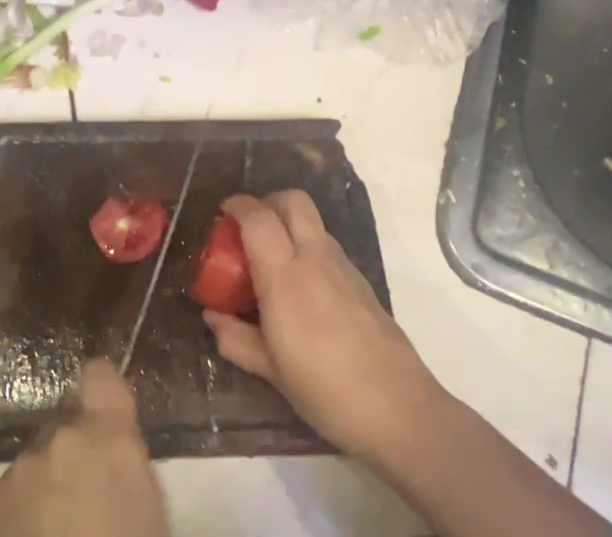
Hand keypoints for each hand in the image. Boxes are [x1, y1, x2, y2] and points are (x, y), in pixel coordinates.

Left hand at [0, 359, 167, 536]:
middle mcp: (59, 442)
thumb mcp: (151, 514)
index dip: (104, 390)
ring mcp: (18, 473)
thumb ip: (128, 471)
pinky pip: (13, 497)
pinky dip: (23, 516)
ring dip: (48, 488)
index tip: (108, 412)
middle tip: (92, 503)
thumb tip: (115, 468)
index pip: (101, 376)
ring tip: (61, 532)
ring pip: (38, 466)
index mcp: (108, 438)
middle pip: (67, 431)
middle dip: (76, 457)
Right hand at [203, 191, 453, 464]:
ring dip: (289, 226)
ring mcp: (345, 269)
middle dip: (268, 202)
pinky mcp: (363, 283)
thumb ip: (236, 339)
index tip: (221, 213)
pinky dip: (308, 250)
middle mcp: (316, 260)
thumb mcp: (270, 370)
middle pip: (294, 201)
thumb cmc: (325, 390)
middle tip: (248, 228)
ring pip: (314, 223)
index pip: (259, 218)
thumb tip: (212, 317)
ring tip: (271, 262)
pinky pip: (329, 248)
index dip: (238, 206)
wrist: (399, 410)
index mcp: (286, 277)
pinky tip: (301, 289)